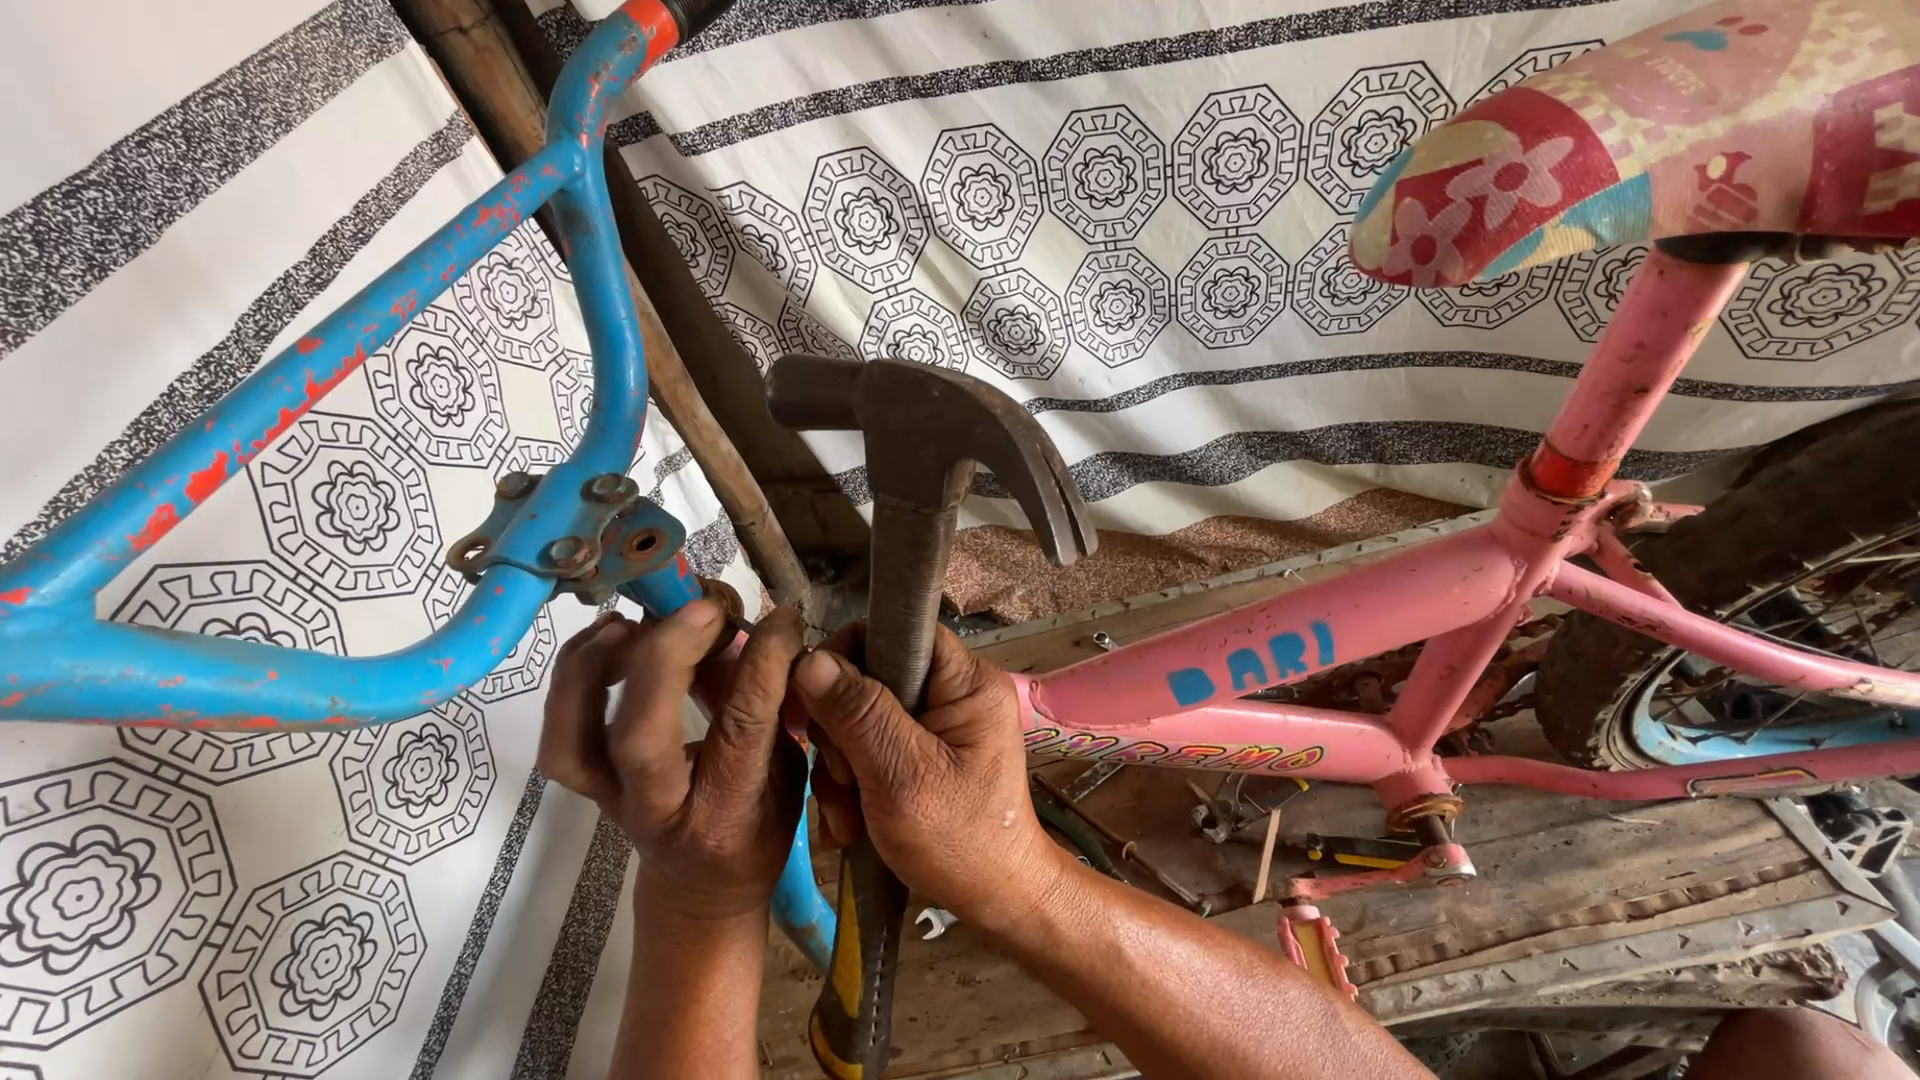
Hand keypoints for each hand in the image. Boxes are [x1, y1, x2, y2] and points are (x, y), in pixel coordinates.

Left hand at [538, 601, 807, 920]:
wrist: (699, 895)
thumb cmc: (758, 835)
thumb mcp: (790, 777)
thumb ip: (772, 712)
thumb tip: (755, 636)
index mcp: (730, 813)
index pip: (741, 728)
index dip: (762, 663)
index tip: (781, 619)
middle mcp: (661, 811)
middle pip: (641, 736)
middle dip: (669, 658)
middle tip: (705, 609)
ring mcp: (613, 800)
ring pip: (576, 740)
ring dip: (596, 667)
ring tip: (633, 619)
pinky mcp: (588, 787)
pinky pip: (560, 734)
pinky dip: (574, 676)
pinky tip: (609, 635)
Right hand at [794, 622, 1065, 931]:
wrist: (995, 902)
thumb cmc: (961, 841)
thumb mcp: (903, 776)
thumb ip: (858, 714)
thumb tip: (809, 659)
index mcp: (967, 683)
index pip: (899, 630)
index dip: (851, 654)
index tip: (817, 699)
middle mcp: (954, 693)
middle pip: (871, 676)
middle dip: (842, 732)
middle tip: (844, 778)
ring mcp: (937, 725)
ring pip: (862, 717)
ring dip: (842, 768)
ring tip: (849, 815)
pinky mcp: (922, 755)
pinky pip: (870, 748)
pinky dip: (853, 784)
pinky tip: (852, 823)